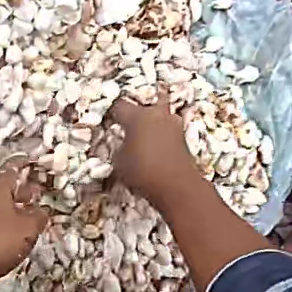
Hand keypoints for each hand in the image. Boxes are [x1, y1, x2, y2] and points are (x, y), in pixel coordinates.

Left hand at [0, 168, 48, 289]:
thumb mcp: (28, 229)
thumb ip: (39, 217)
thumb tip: (41, 211)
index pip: (14, 175)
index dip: (28, 182)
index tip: (38, 192)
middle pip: (1, 192)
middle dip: (17, 199)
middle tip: (32, 208)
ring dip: (7, 215)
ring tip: (22, 227)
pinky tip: (4, 242)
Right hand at [108, 94, 203, 208]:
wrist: (177, 188)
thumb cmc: (142, 172)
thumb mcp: (119, 162)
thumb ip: (118, 149)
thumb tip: (123, 147)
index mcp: (138, 115)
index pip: (119, 105)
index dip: (111, 113)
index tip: (107, 121)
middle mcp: (158, 115)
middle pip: (147, 103)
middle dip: (138, 110)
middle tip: (129, 122)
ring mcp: (174, 126)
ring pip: (160, 117)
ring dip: (152, 124)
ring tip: (142, 137)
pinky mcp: (183, 140)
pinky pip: (167, 132)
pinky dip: (160, 137)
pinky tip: (153, 149)